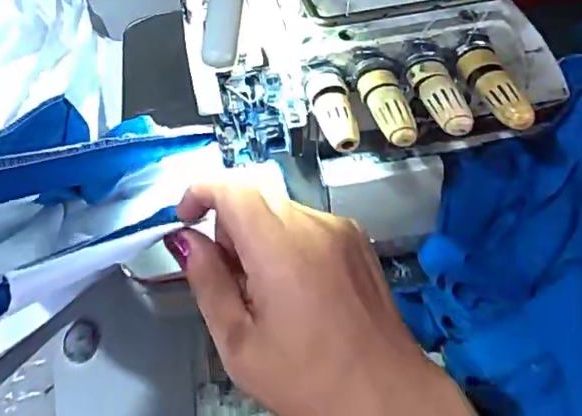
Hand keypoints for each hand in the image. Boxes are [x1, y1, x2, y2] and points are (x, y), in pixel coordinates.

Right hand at [167, 184, 471, 415]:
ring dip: (258, 232)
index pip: (228, 187)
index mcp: (280, 247)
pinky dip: (287, 239)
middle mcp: (312, 225)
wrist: (396, 407)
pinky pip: (304, 220)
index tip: (185, 217)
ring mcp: (339, 229)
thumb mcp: (241, 345)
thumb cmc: (315, 385)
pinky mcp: (356, 239)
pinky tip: (298, 287)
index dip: (198, 192)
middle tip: (231, 274)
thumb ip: (206, 282)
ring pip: (276, 208)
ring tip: (267, 289)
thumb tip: (185, 239)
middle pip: (250, 195)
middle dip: (228, 223)